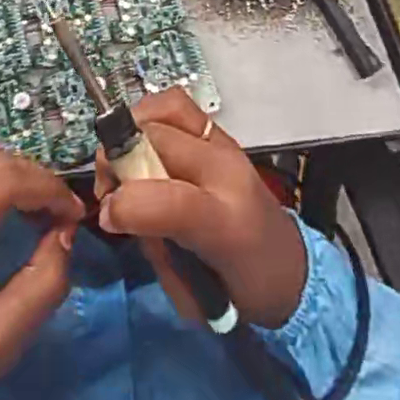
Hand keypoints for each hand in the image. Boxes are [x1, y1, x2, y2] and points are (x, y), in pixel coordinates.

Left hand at [0, 151, 83, 399]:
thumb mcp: (1, 339)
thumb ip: (43, 284)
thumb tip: (65, 231)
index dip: (46, 189)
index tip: (77, 215)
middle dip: (39, 181)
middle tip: (68, 215)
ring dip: (24, 181)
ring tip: (51, 214)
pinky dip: (5, 186)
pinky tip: (23, 210)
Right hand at [95, 88, 306, 328]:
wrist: (290, 269)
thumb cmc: (241, 289)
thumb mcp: (195, 294)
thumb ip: (152, 248)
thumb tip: (113, 209)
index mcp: (228, 225)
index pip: (172, 201)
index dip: (127, 204)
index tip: (109, 217)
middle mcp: (228, 172)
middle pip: (156, 141)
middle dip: (119, 162)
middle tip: (111, 190)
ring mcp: (225, 145)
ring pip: (164, 110)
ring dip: (132, 132)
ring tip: (125, 161)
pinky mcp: (220, 134)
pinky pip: (175, 104)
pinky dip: (149, 115)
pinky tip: (141, 141)